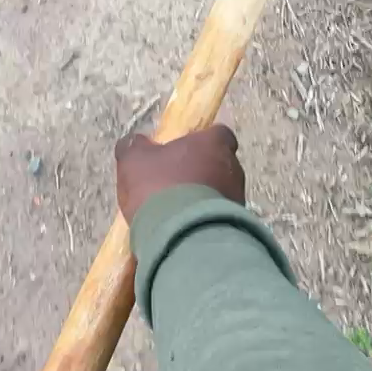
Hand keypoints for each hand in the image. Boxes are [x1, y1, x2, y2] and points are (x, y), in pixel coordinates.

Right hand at [114, 124, 245, 220]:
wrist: (183, 236)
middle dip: (200, 171)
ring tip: (176, 210)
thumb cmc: (159, 187)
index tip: (183, 150)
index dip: (201, 140)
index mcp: (214, 143)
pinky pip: (219, 216)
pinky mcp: (236, 224)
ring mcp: (238, 196)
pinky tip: (184, 228)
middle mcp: (233, 167)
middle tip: (174, 183)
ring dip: (202, 196)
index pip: (218, 133)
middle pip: (219, 162)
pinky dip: (204, 218)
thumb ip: (135, 147)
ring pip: (220, 191)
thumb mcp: (134, 161)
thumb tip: (133, 141)